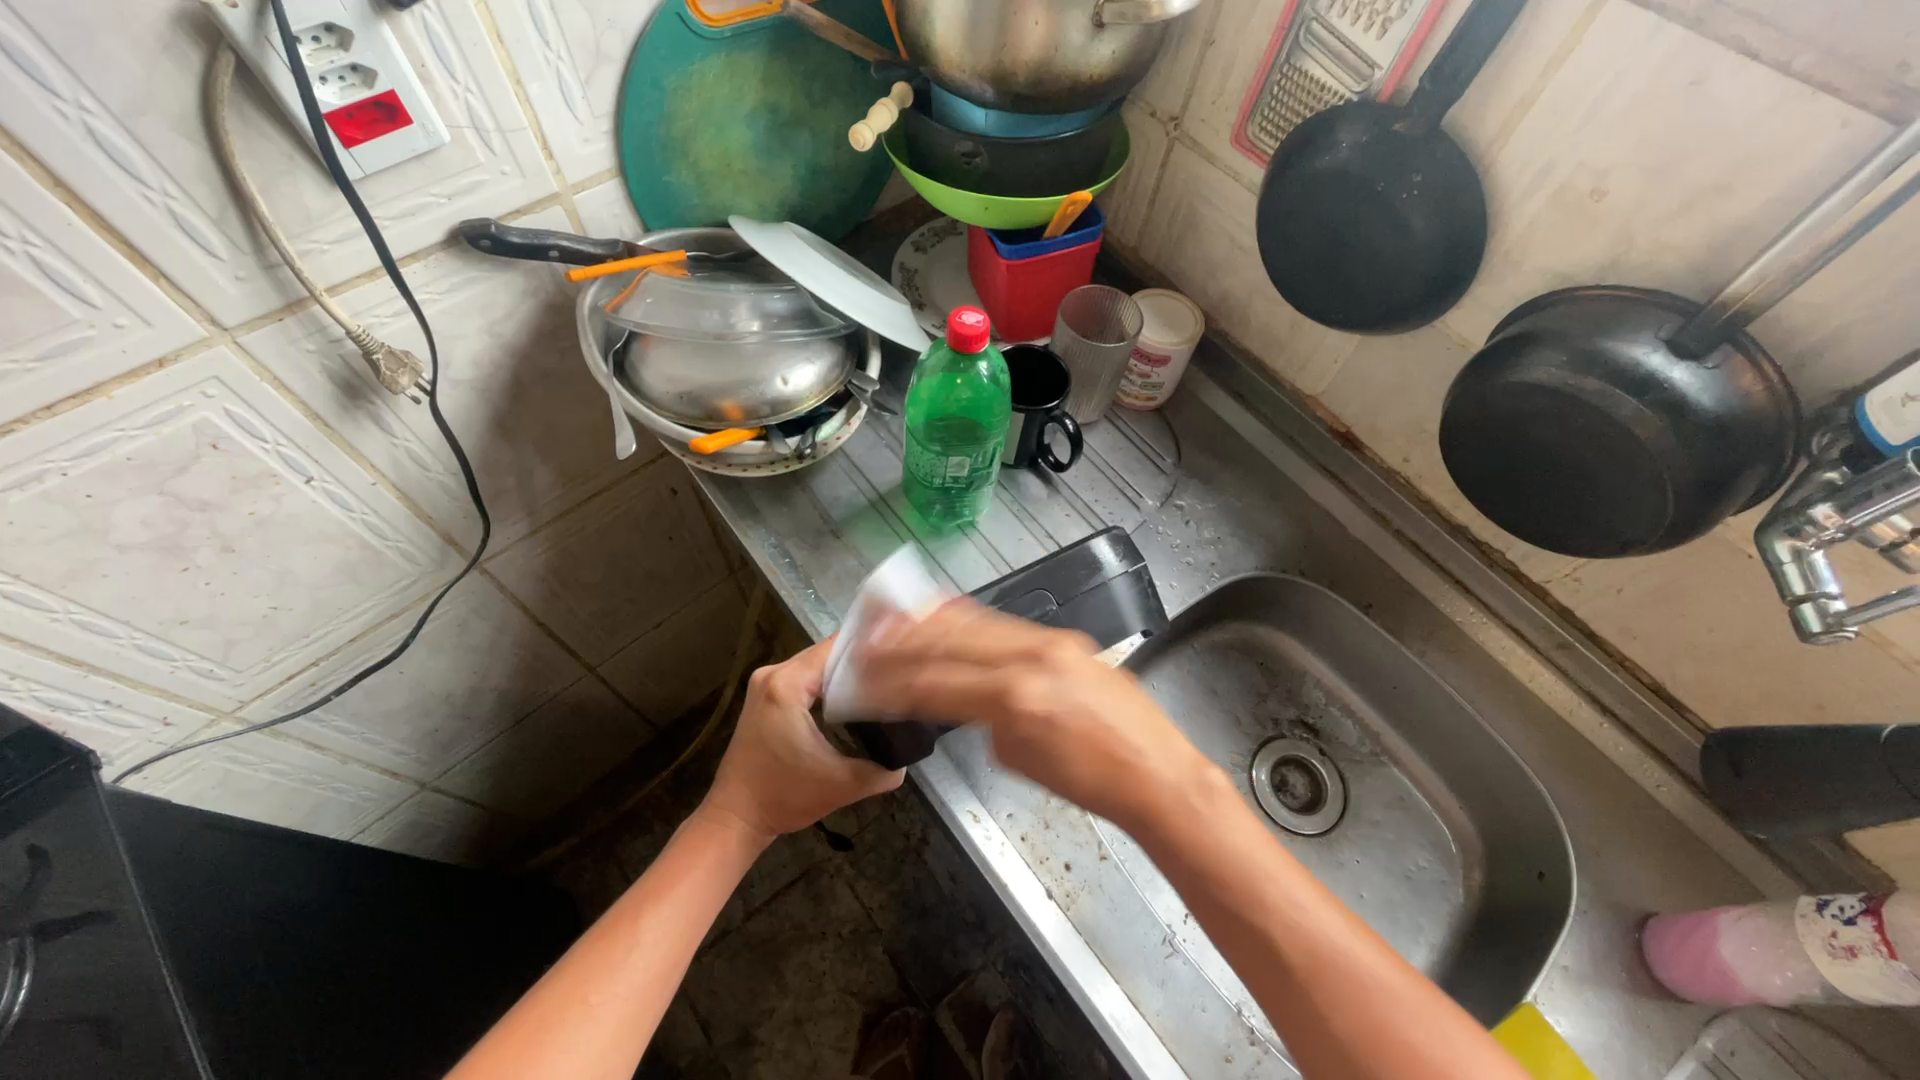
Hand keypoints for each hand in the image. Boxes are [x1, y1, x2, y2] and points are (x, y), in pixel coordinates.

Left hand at [702, 637, 904, 841]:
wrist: (736, 818)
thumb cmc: (783, 797)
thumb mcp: (841, 785)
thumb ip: (882, 772)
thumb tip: (906, 760)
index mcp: (787, 685)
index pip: (835, 648)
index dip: (870, 651)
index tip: (900, 659)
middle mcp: (773, 675)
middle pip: (825, 653)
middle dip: (860, 661)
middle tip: (896, 672)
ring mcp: (765, 685)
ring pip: (815, 665)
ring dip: (844, 673)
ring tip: (881, 683)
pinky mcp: (765, 698)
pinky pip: (804, 678)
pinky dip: (827, 684)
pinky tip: (852, 698)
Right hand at [853, 600, 1215, 832]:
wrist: (1156, 773)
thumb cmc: (1092, 783)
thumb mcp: (1020, 762)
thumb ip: (985, 723)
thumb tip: (966, 701)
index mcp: (1015, 697)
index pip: (936, 682)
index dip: (893, 680)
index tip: (864, 677)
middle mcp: (1031, 658)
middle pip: (950, 640)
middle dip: (901, 641)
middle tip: (866, 639)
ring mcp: (1052, 642)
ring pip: (977, 622)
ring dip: (930, 620)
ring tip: (892, 614)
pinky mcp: (1067, 640)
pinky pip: (1005, 623)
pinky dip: (969, 619)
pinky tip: (948, 613)